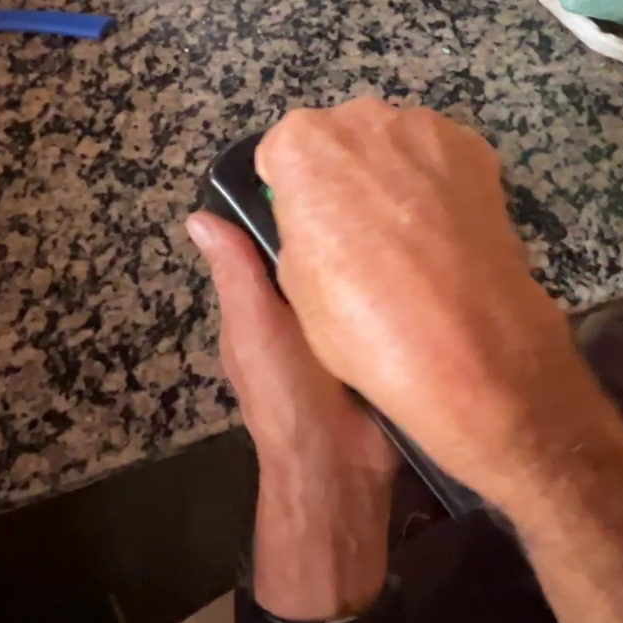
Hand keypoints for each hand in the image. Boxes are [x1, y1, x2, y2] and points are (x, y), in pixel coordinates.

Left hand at [187, 210, 396, 618]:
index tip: (320, 159)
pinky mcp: (378, 337)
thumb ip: (236, 275)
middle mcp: (299, 306)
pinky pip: (383, 296)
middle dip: (337, 219)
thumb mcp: (254, 328)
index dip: (287, 203)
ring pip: (352, 269)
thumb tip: (198, 216)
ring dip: (370, 246)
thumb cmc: (287, 391)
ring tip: (405, 198)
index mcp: (262, 300)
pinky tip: (424, 246)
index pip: (269, 238)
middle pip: (316, 250)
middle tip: (377, 170)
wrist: (341, 463)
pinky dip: (395, 276)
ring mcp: (341, 322)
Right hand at [255, 100, 602, 503]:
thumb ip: (286, 230)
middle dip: (342, 176)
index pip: (279, 154)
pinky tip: (443, 232)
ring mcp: (422, 127)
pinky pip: (437, 157)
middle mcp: (359, 118)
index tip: (308, 228)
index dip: (291, 195)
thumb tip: (249, 222)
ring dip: (391, 175)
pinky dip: (436, 183)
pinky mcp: (472, 146)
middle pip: (338, 140)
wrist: (465, 340)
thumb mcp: (294, 282)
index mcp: (300, 145)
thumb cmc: (361, 318)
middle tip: (358, 236)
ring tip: (409, 239)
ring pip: (390, 144)